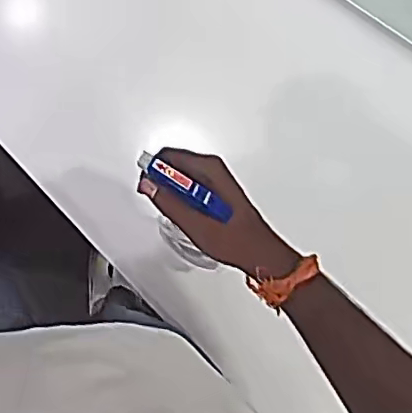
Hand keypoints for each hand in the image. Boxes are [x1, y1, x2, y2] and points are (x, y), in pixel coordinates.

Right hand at [141, 148, 299, 275]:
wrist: (263, 256)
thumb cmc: (239, 241)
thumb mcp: (196, 225)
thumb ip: (168, 202)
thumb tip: (147, 184)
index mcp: (209, 169)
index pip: (166, 156)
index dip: (153, 172)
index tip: (150, 189)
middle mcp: (212, 167)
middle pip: (171, 164)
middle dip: (162, 184)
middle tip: (168, 207)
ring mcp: (214, 176)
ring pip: (178, 175)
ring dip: (173, 193)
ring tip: (185, 216)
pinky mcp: (215, 186)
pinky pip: (187, 184)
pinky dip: (182, 198)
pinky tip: (192, 217)